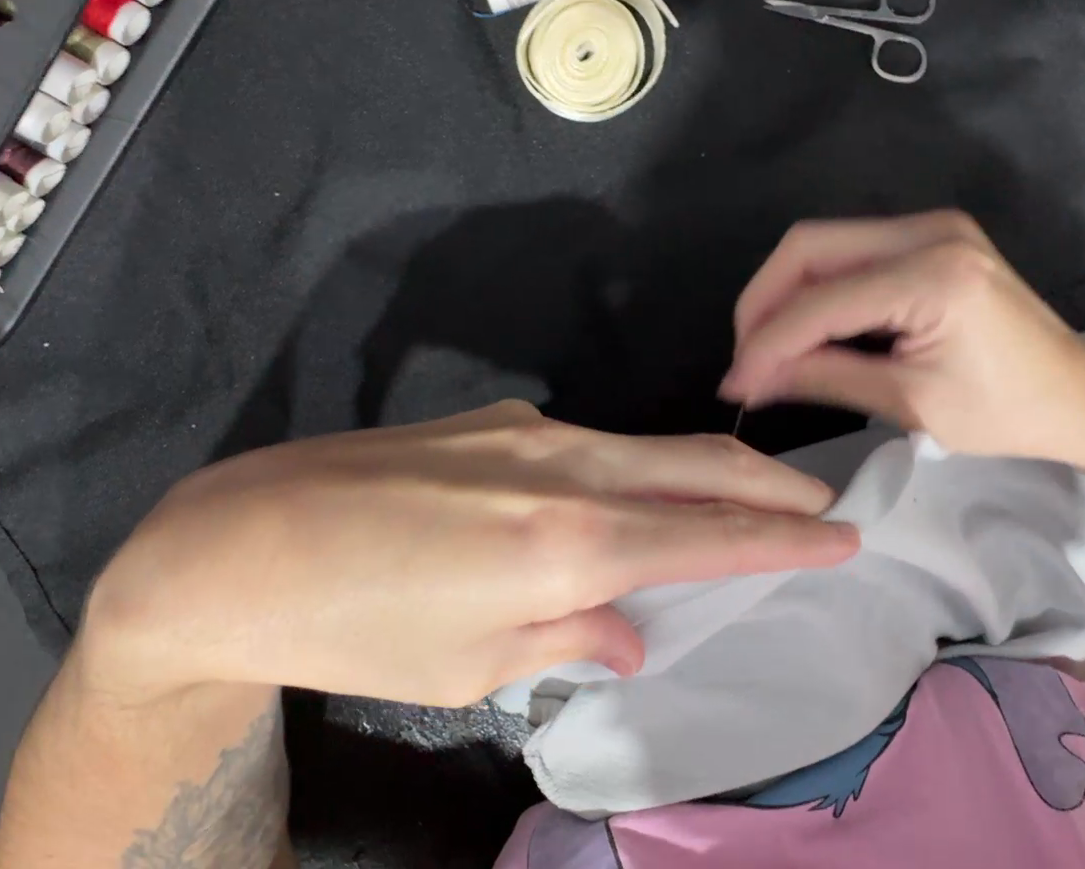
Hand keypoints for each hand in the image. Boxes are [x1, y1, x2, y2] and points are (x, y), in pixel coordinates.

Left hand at [77, 403, 856, 707]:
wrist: (241, 543)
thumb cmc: (359, 628)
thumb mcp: (472, 667)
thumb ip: (571, 636)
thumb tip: (632, 633)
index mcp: (570, 544)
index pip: (710, 536)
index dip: (784, 541)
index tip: (843, 539)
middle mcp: (568, 469)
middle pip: (700, 466)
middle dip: (772, 487)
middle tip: (825, 504)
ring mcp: (534, 430)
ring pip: (651, 448)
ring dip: (710, 472)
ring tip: (748, 498)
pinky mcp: (500, 419)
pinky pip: (595, 446)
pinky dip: (637, 472)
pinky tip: (630, 498)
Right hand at [721, 211, 1084, 468]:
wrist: (1082, 401)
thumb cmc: (1007, 414)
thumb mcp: (908, 403)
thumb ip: (823, 378)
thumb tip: (750, 380)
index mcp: (933, 274)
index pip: (820, 301)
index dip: (766, 343)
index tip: (734, 386)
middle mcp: (929, 230)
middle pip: (809, 246)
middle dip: (763, 302)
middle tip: (745, 358)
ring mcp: (932, 227)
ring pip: (825, 245)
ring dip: (786, 294)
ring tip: (766, 350)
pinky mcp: (931, 238)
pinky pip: (852, 254)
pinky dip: (819, 290)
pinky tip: (806, 330)